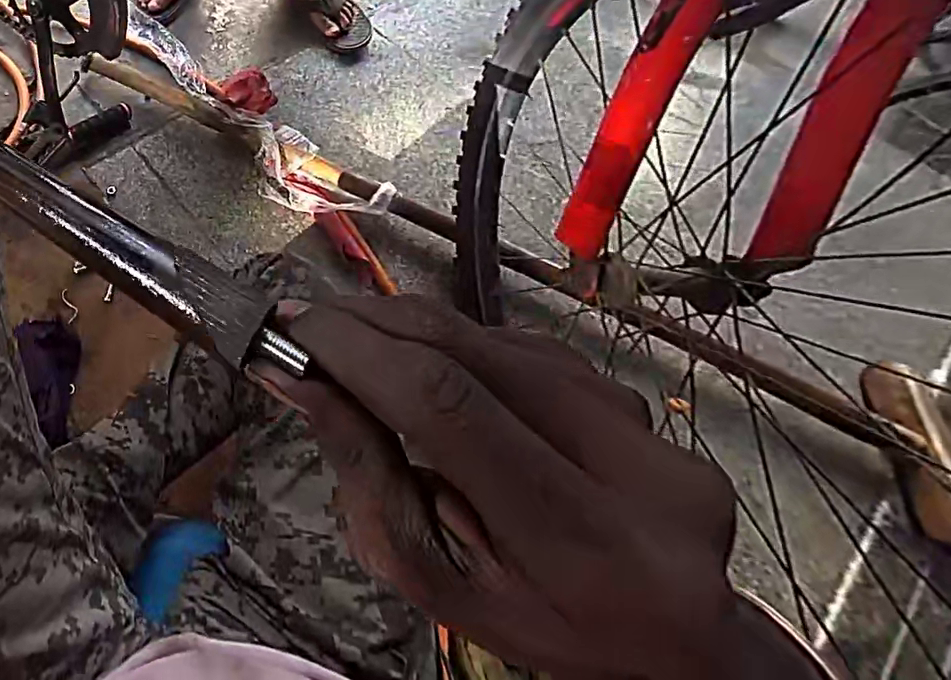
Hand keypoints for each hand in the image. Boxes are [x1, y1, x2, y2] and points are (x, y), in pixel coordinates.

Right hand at [257, 296, 740, 679]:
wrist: (657, 631)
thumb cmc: (529, 616)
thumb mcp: (429, 572)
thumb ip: (362, 470)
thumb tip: (298, 379)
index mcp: (582, 543)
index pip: (445, 403)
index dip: (358, 351)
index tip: (293, 329)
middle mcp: (632, 467)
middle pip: (466, 350)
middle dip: (368, 321)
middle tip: (305, 319)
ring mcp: (638, 419)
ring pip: (485, 335)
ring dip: (400, 324)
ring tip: (349, 338)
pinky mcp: (625, 390)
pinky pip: (511, 341)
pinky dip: (448, 339)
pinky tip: (423, 361)